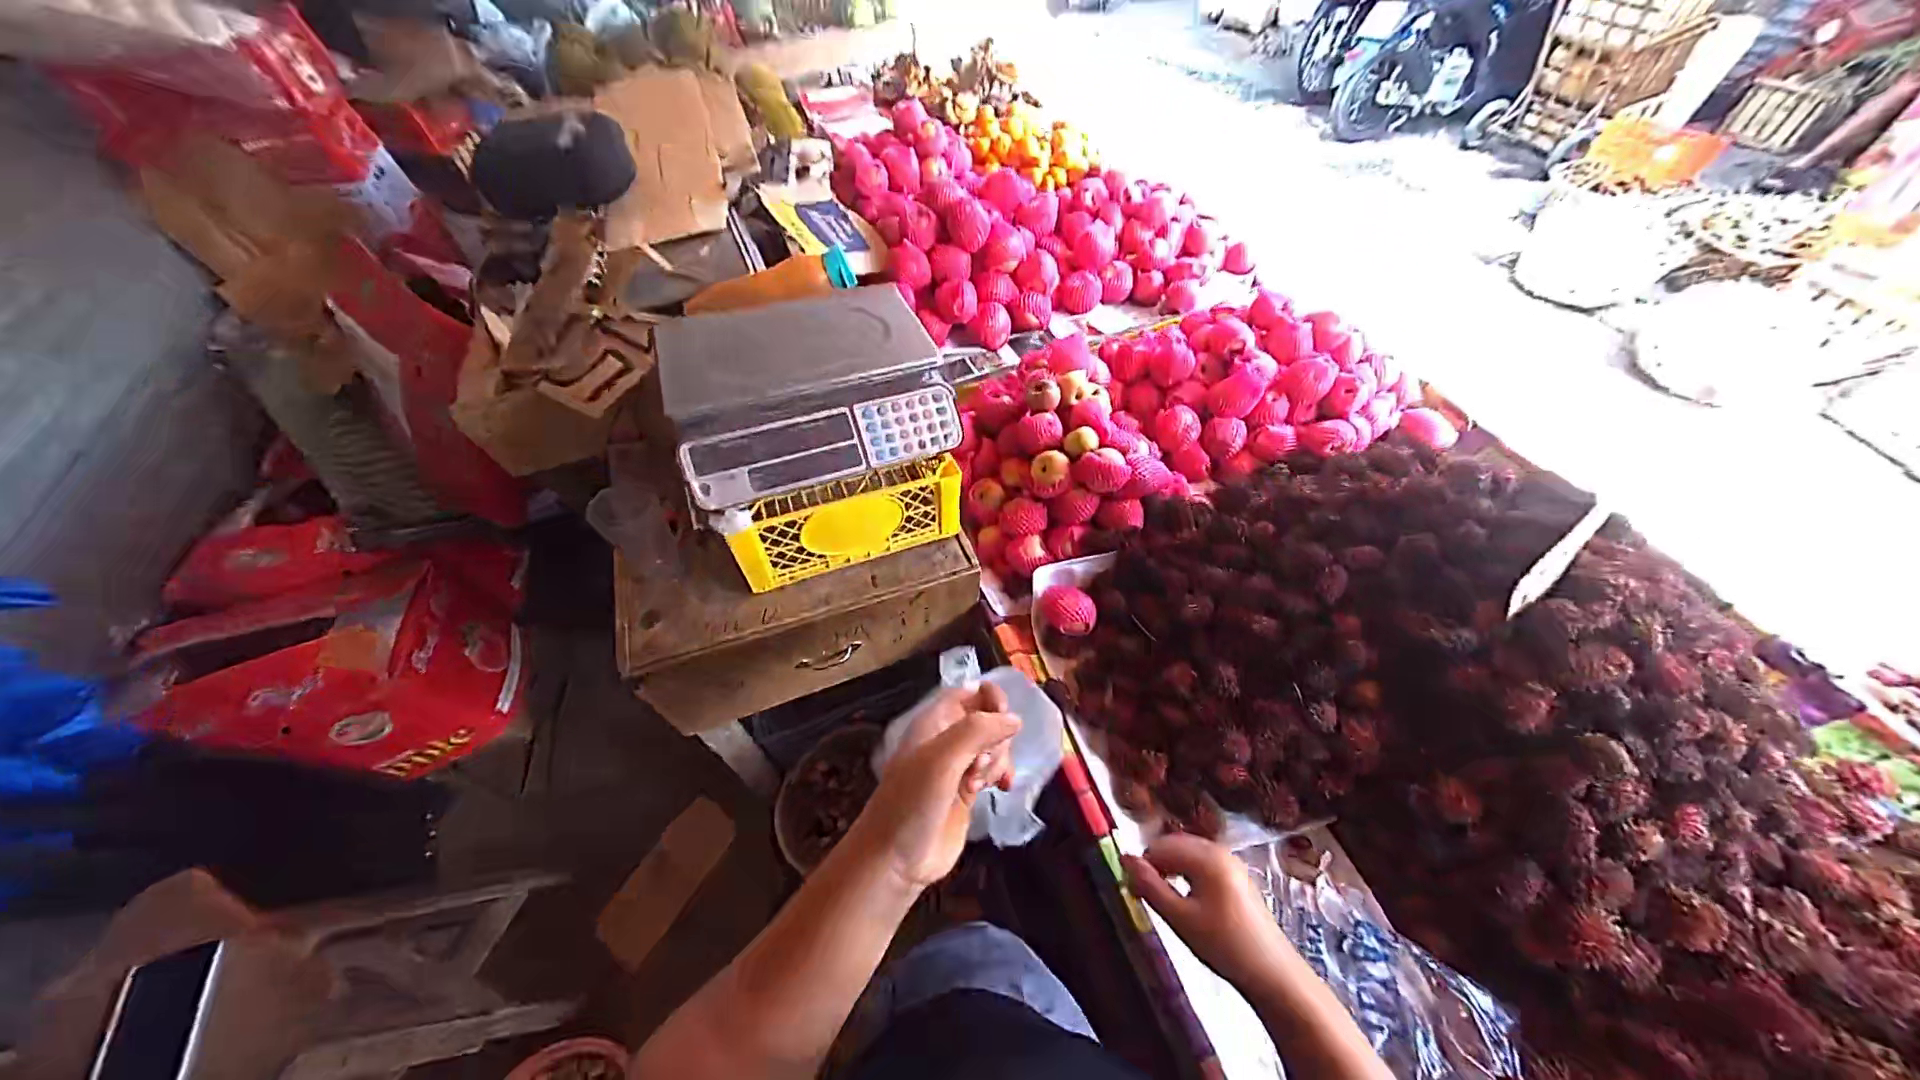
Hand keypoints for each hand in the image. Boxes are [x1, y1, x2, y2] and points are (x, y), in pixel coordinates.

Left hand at [848, 684, 1020, 890]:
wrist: (895, 858)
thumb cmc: (912, 802)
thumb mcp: (942, 758)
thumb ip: (978, 731)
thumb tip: (1014, 719)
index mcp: (933, 722)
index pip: (968, 692)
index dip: (990, 698)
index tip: (1004, 717)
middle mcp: (946, 739)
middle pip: (987, 719)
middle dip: (996, 737)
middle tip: (980, 763)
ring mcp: (957, 766)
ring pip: (994, 745)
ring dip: (998, 759)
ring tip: (980, 782)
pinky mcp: (966, 791)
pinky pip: (993, 770)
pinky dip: (1002, 775)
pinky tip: (1001, 788)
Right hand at [1122, 833, 1305, 996]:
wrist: (1274, 975)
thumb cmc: (1224, 946)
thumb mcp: (1180, 918)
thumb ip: (1150, 886)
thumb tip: (1124, 858)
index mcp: (1206, 857)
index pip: (1159, 846)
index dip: (1142, 867)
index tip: (1134, 892)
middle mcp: (1219, 850)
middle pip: (1174, 845)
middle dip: (1156, 865)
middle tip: (1145, 895)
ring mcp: (1231, 861)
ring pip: (1187, 853)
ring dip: (1170, 869)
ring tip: (1165, 899)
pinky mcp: (1237, 875)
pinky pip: (1202, 862)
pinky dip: (1188, 873)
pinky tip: (1188, 898)